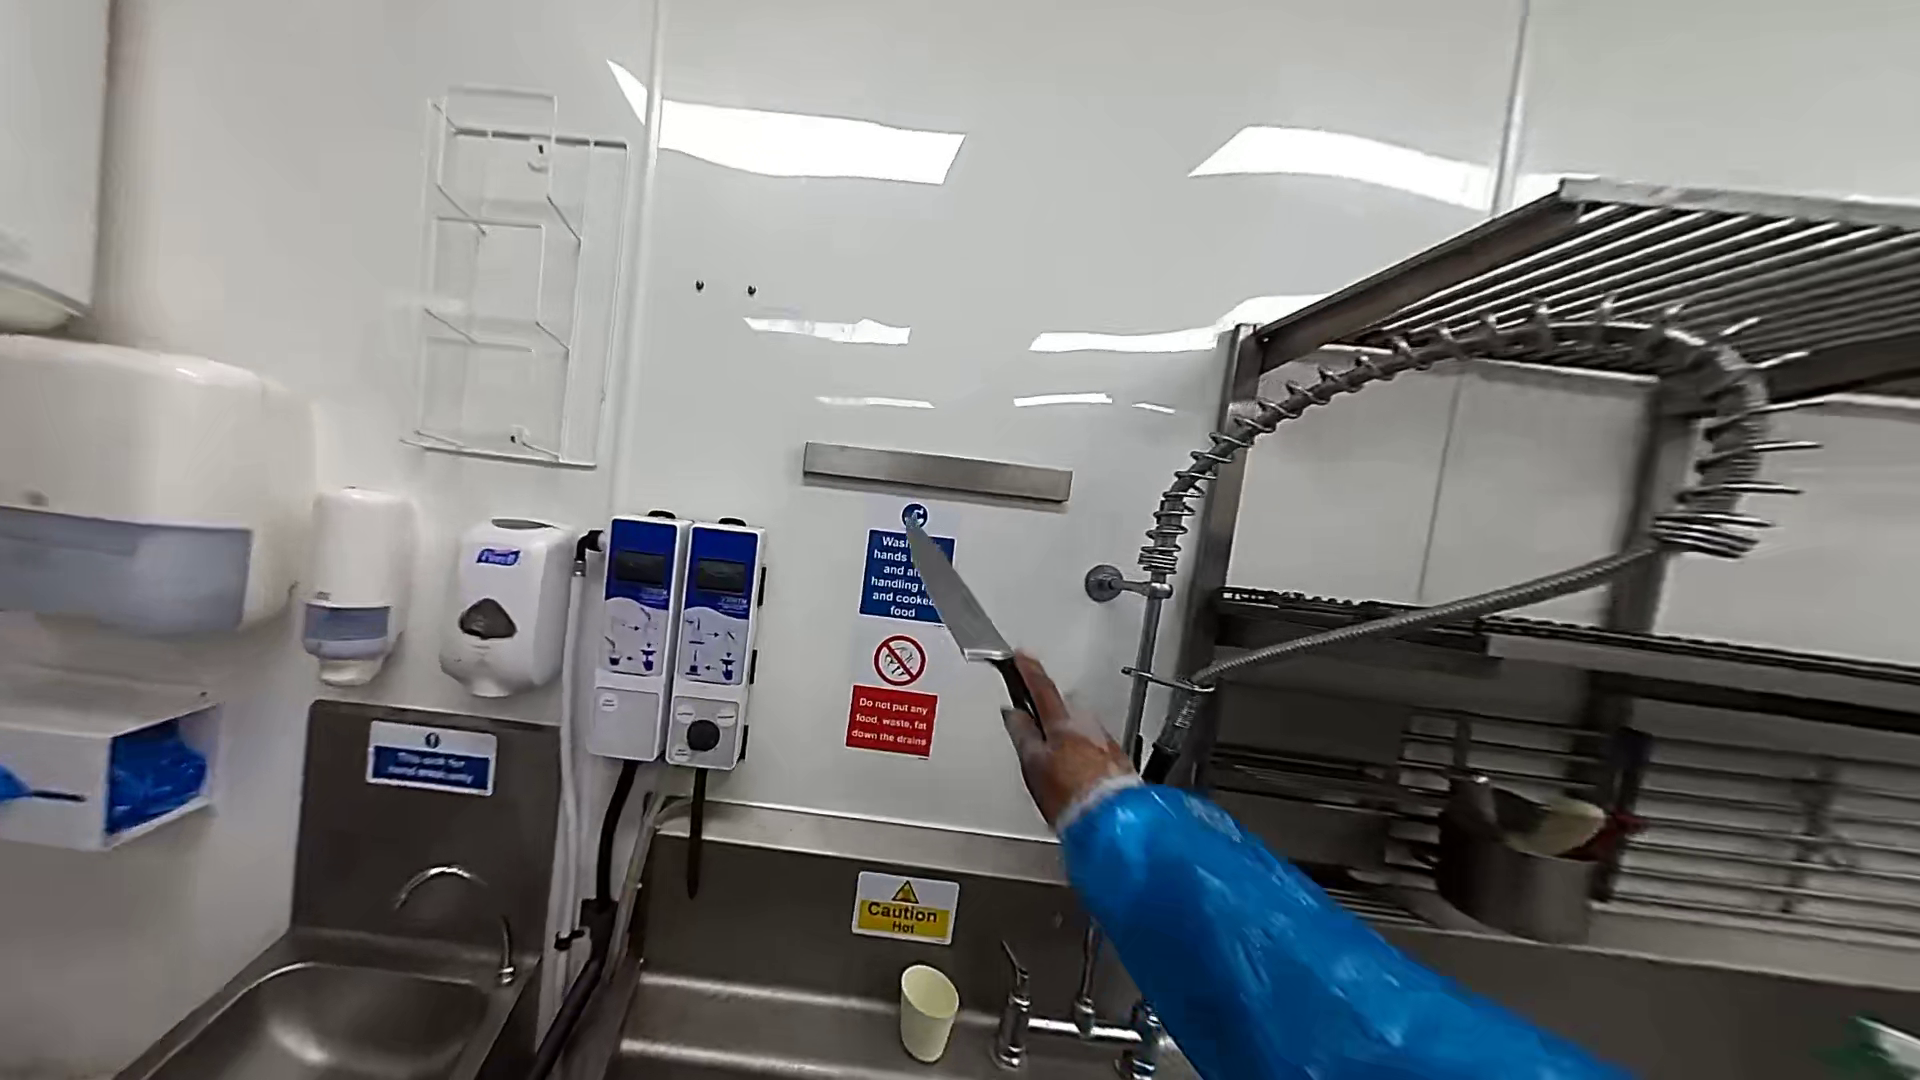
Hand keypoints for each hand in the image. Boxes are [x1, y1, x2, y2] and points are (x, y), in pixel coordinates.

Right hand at [1001, 651, 1139, 829]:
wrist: (1112, 823)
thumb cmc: (1071, 797)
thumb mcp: (1033, 764)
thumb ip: (1023, 734)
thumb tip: (1013, 713)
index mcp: (1062, 722)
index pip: (1042, 687)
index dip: (1030, 669)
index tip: (1021, 655)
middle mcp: (1087, 725)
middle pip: (1064, 706)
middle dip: (1050, 708)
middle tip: (1035, 719)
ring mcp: (1104, 741)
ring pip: (1080, 726)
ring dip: (1067, 732)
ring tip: (1056, 759)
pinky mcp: (1116, 759)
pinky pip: (1093, 744)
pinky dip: (1082, 749)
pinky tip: (1077, 771)